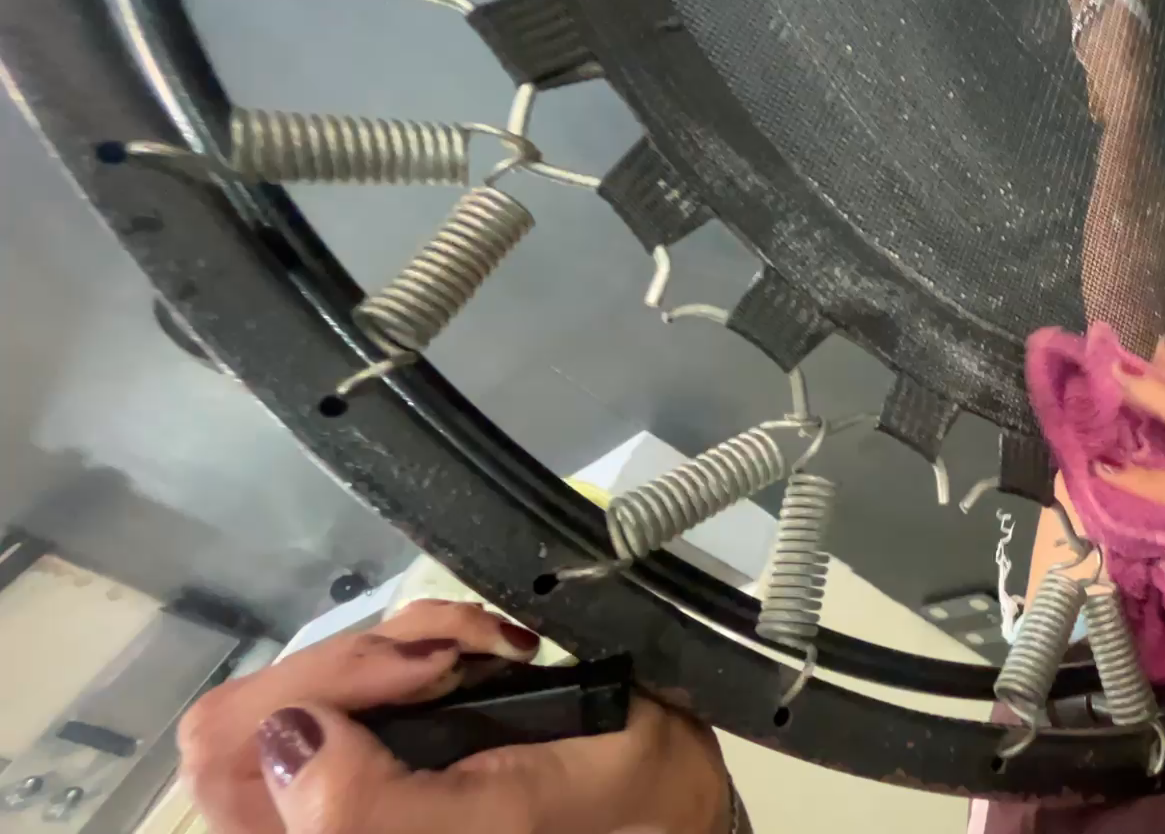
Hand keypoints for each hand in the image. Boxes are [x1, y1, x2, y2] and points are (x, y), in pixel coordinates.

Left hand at [178, 600, 728, 833]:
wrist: (654, 785)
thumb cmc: (587, 808)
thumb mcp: (490, 820)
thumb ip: (365, 813)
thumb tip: (286, 731)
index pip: (229, 747)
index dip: (320, 684)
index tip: (431, 669)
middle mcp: (311, 811)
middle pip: (270, 693)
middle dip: (377, 652)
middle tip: (467, 656)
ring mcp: (359, 760)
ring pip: (333, 659)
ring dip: (425, 635)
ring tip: (502, 647)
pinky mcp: (404, 720)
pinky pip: (385, 649)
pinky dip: (443, 631)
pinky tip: (501, 646)